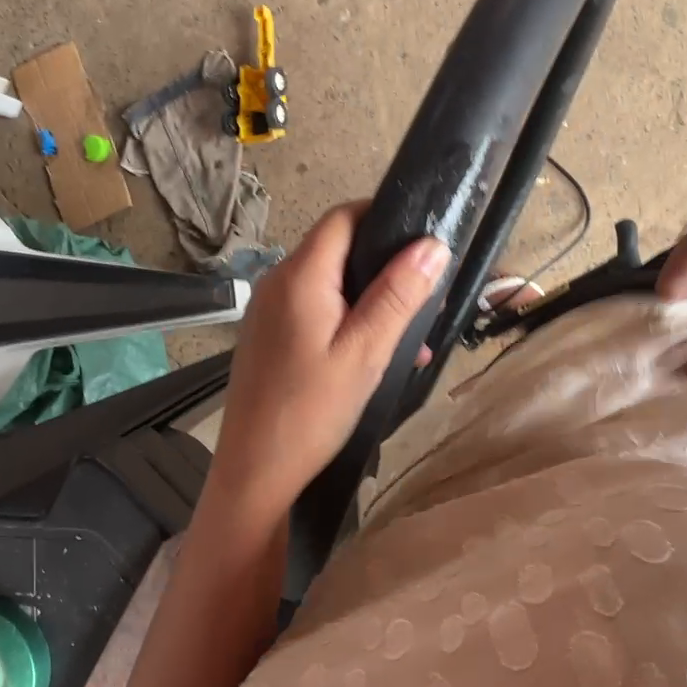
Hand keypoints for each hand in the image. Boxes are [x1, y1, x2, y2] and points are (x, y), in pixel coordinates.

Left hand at [209, 203, 450, 512]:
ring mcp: (267, 310)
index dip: (383, 218)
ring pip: (328, 284)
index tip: (423, 243)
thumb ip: (398, 295)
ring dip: (370, 301)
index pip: (343, 216)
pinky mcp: (267, 335)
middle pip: (336, 249)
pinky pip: (313, 310)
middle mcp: (276, 282)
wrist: (255, 470)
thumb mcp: (366, 352)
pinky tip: (373, 356)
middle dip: (384, 267)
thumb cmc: (311, 411)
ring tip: (410, 340)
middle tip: (426, 301)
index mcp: (299, 275)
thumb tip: (432, 244)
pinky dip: (346, 321)